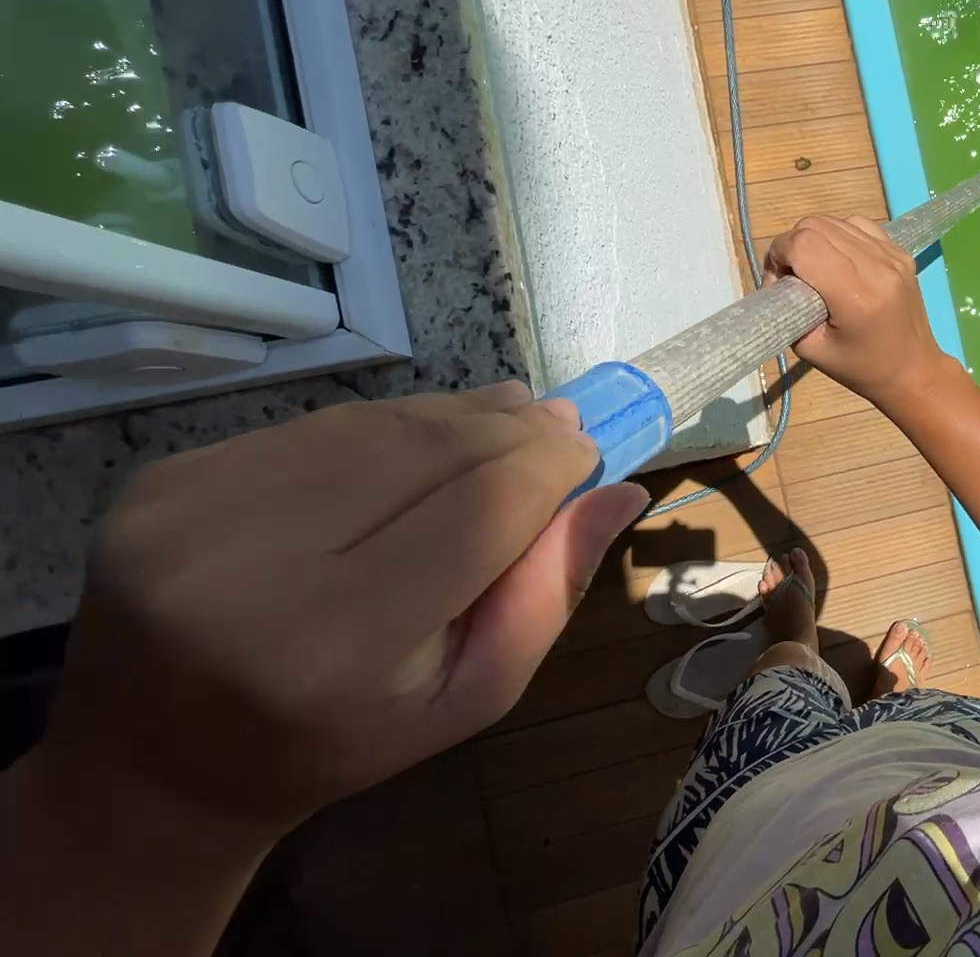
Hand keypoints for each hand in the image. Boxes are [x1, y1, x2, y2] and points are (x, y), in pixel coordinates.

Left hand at [42, 382, 649, 832]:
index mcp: (336, 644)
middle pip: (430, 451)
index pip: (480, 508)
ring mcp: (190, 513)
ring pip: (380, 424)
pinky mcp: (165, 478)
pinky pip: (325, 426)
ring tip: (515, 418)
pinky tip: (435, 436)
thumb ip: (552, 589)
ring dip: (464, 415)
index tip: (592, 452)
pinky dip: (400, 422)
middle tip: (564, 426)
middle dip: (515, 430)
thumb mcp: (479, 690)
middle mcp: (246, 568)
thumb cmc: (351, 735)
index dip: (550, 465)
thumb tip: (621, 491)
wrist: (164, 758)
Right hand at [765, 215, 954, 409]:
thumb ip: (789, 310)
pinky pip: (859, 226)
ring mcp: (892, 255)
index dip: (779, 254)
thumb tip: (778, 279)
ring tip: (816, 269)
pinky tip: (841, 262)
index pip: (803, 244)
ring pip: (835, 221)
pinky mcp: (901, 252)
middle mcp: (876, 266)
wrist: (914, 371)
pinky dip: (840, 237)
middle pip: (815, 226)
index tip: (778, 279)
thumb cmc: (862, 369)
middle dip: (793, 245)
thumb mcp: (813, 350)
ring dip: (815, 239)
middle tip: (793, 276)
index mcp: (854, 295)